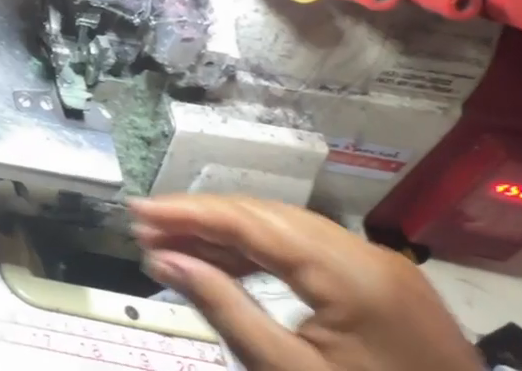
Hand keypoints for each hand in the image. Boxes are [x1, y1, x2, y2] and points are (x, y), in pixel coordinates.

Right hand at [130, 196, 480, 370]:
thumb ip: (225, 309)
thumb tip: (163, 259)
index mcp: (350, 274)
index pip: (251, 221)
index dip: (187, 212)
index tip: (135, 211)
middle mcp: (368, 254)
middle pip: (267, 216)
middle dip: (202, 219)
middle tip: (146, 229)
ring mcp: (382, 268)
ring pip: (285, 229)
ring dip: (227, 233)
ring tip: (173, 243)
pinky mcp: (386, 286)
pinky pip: (309, 252)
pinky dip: (262, 253)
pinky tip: (224, 262)